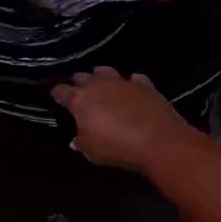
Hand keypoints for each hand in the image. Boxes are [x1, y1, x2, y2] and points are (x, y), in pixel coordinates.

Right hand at [51, 67, 200, 172]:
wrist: (162, 144)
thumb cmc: (118, 148)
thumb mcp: (91, 151)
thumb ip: (81, 141)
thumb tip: (77, 139)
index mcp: (79, 100)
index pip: (60, 90)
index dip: (58, 94)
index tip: (58, 100)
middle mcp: (98, 86)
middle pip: (81, 76)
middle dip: (79, 83)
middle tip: (81, 94)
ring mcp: (123, 83)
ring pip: (106, 71)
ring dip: (102, 77)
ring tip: (104, 87)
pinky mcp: (146, 86)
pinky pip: (135, 79)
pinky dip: (131, 84)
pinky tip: (132, 92)